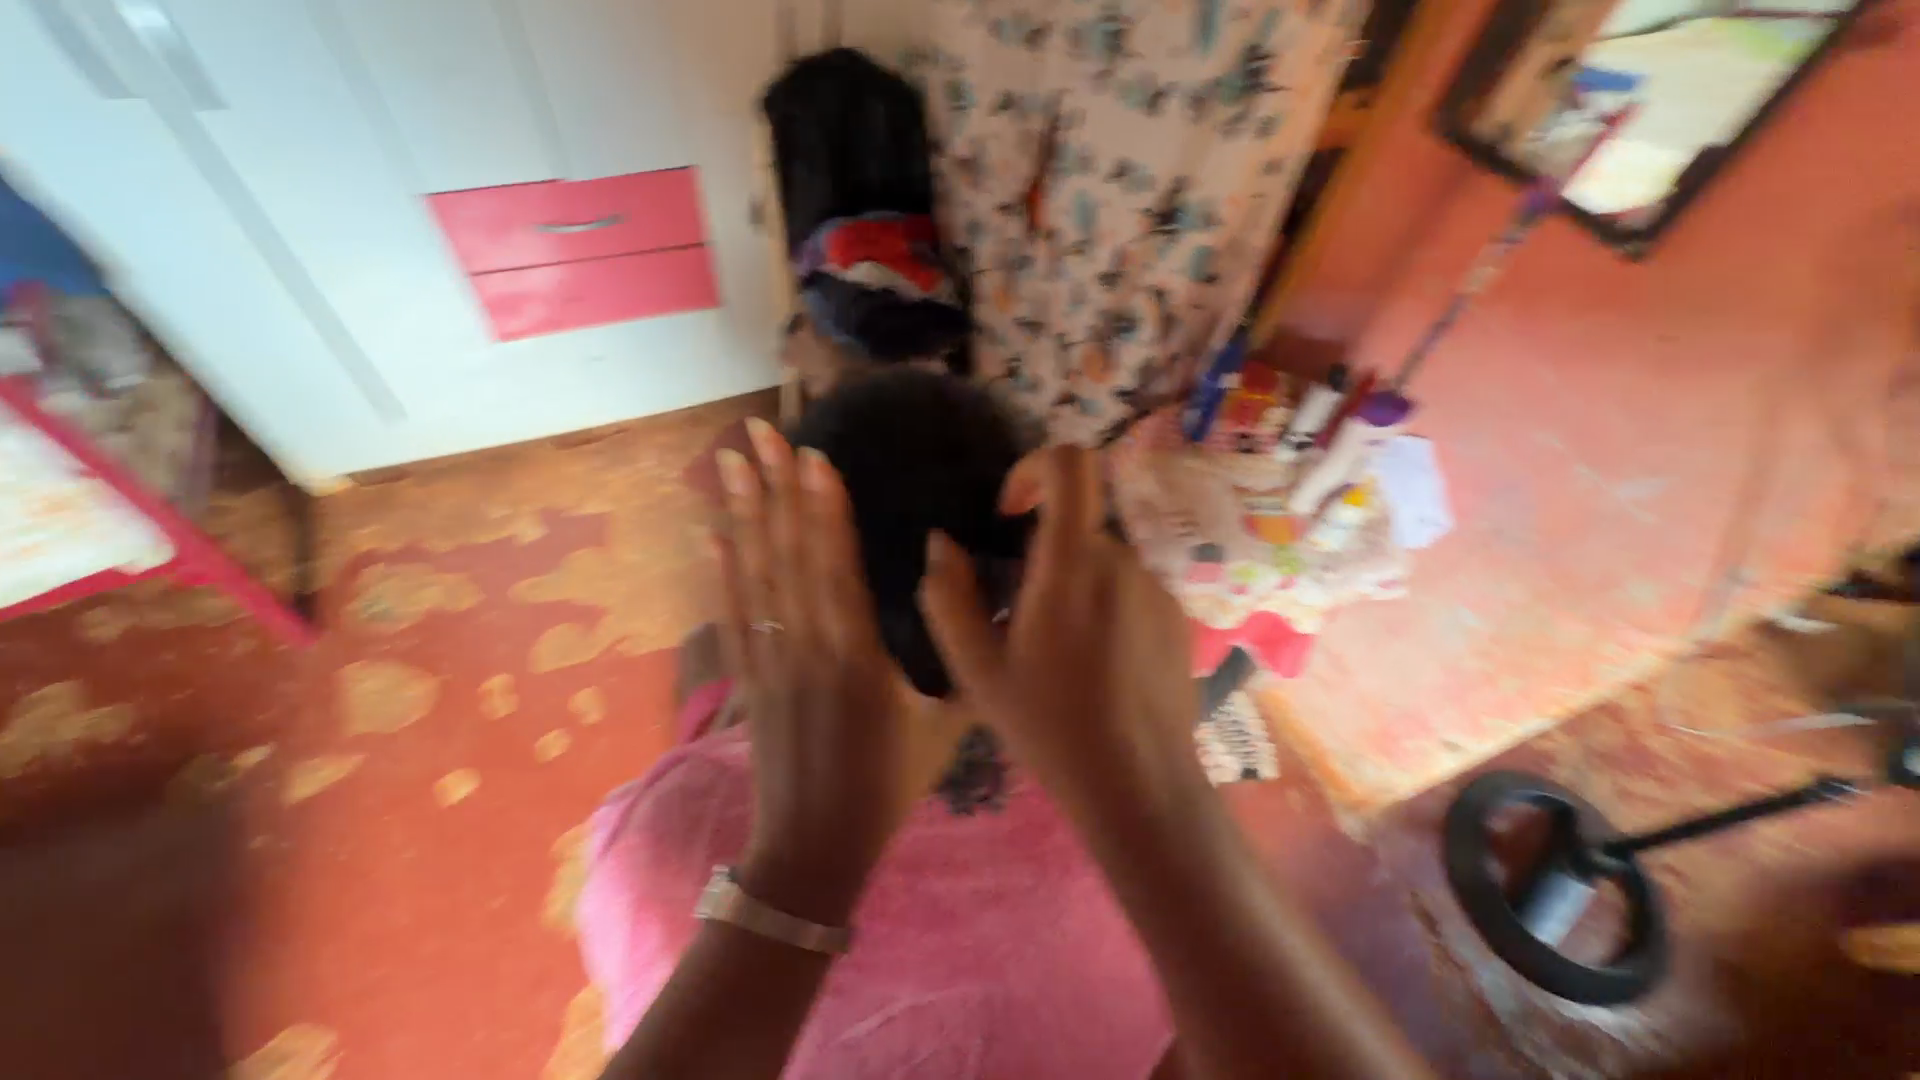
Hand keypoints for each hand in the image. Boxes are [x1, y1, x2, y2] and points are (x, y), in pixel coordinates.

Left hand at [714, 419, 965, 919]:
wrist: (814, 849)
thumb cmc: (887, 786)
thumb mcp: (943, 725)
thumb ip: (956, 660)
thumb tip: (969, 599)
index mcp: (856, 657)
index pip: (835, 567)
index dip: (822, 508)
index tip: (812, 455)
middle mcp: (806, 647)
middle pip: (787, 554)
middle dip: (774, 487)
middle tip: (759, 429)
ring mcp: (769, 659)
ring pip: (754, 573)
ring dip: (742, 512)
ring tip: (730, 459)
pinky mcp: (747, 677)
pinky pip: (733, 611)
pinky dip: (722, 566)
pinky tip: (714, 529)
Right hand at [916, 445, 1204, 820]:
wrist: (1139, 784)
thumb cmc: (1048, 728)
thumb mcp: (976, 670)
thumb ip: (947, 595)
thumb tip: (943, 542)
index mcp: (1070, 567)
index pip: (1071, 465)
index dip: (1034, 469)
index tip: (1010, 513)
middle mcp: (1122, 562)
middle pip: (1076, 524)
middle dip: (1042, 553)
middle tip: (1019, 617)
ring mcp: (1157, 587)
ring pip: (1101, 560)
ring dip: (1072, 583)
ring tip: (1058, 652)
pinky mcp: (1177, 614)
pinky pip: (1129, 588)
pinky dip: (1104, 605)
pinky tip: (1096, 667)